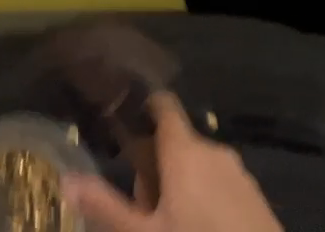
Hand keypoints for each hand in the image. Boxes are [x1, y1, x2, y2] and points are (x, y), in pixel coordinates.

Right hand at [65, 94, 281, 231]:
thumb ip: (106, 206)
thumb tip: (66, 180)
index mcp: (184, 151)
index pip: (161, 104)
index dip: (140, 105)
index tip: (119, 118)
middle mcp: (213, 152)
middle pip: (173, 144)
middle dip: (152, 169)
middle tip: (142, 210)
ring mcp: (240, 176)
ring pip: (197, 168)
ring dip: (178, 187)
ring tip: (168, 225)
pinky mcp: (258, 201)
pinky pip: (220, 186)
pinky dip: (204, 201)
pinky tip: (198, 230)